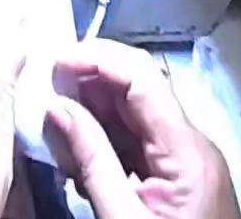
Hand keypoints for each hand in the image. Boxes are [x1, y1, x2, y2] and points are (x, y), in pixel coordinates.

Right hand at [46, 40, 239, 218]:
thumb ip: (90, 160)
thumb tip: (56, 106)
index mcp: (187, 150)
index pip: (142, 77)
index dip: (99, 59)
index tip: (57, 60)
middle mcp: (191, 144)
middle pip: (141, 89)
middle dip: (93, 78)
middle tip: (48, 80)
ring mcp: (186, 163)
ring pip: (137, 114)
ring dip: (95, 105)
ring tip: (54, 105)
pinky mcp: (176, 182)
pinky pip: (139, 143)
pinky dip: (106, 136)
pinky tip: (76, 139)